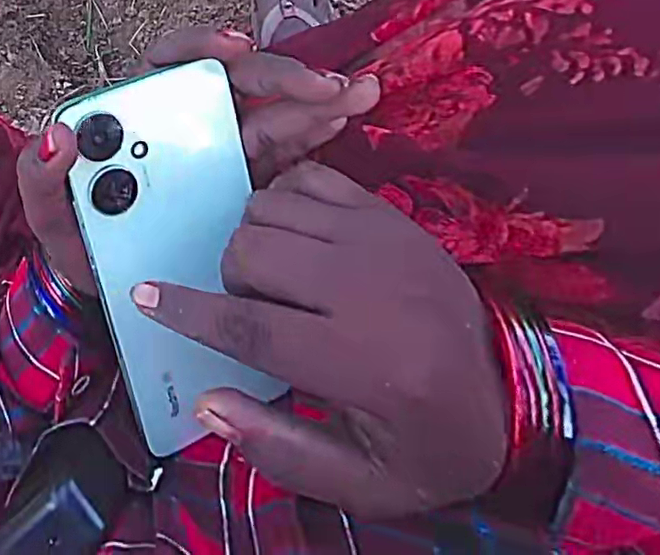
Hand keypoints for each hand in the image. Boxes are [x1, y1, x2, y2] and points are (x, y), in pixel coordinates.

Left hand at [19, 27, 379, 299]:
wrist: (102, 285)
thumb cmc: (74, 236)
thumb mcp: (47, 209)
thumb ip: (39, 176)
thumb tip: (58, 137)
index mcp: (133, 115)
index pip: (166, 63)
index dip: (198, 46)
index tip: (230, 47)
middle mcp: (178, 123)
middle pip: (228, 83)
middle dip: (273, 75)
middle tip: (316, 82)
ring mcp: (214, 150)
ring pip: (264, 113)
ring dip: (308, 99)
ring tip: (350, 95)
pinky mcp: (240, 183)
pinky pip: (280, 152)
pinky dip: (311, 132)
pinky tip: (342, 119)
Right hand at [133, 159, 508, 517]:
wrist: (513, 385)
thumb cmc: (431, 439)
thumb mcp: (364, 481)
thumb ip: (279, 450)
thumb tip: (207, 405)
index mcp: (368, 363)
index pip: (251, 328)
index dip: (187, 312)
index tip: (145, 297)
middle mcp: (372, 290)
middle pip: (249, 253)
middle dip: (231, 279)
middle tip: (257, 306)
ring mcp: (380, 239)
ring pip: (266, 208)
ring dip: (253, 239)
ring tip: (280, 274)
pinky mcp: (385, 212)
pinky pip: (303, 178)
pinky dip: (282, 199)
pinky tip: (295, 234)